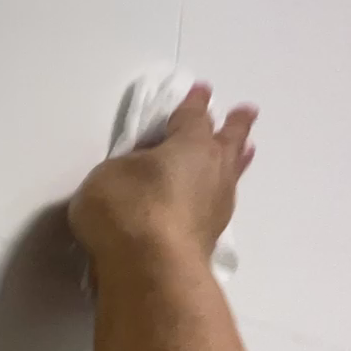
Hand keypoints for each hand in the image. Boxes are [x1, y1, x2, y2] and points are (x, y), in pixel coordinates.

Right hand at [69, 83, 257, 275]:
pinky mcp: (210, 227)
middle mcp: (212, 166)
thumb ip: (125, 165)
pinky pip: (219, 196)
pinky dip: (217, 188)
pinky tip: (212, 192)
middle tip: (244, 111)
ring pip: (232, 167)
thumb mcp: (106, 176)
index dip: (193, 103)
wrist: (149, 261)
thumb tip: (141, 168)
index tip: (201, 90)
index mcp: (188, 145)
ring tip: (244, 149)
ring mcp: (217, 198)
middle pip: (228, 138)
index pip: (191, 117)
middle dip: (234, 123)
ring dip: (236, 155)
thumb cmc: (124, 207)